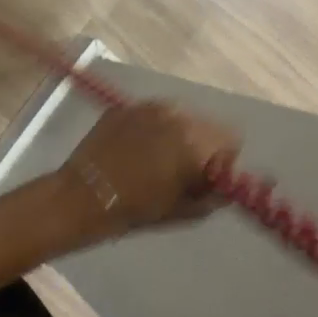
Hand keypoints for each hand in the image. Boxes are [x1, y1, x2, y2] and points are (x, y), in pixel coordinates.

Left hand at [56, 101, 239, 243]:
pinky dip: (149, 127)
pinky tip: (135, 148)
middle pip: (202, 123)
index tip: (207, 177)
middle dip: (200, 144)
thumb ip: (215, 195)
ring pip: (175, 115)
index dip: (223, 159)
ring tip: (157, 158)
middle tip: (182, 169)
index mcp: (194, 137)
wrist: (87, 193)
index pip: (230, 137)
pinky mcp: (121, 106)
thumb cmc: (140, 206)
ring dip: (175, 133)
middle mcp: (172, 113)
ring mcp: (143, 105)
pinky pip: (148, 113)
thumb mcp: (188, 210)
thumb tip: (224, 186)